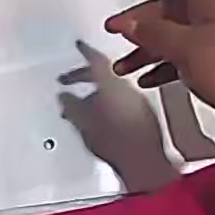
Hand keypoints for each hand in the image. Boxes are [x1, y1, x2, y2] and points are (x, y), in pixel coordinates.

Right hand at [56, 40, 177, 193]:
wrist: (149, 168)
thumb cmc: (123, 144)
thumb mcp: (86, 125)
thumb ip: (74, 107)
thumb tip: (65, 97)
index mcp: (115, 86)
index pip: (98, 60)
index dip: (85, 51)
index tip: (78, 45)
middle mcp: (130, 90)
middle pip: (112, 67)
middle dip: (92, 69)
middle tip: (75, 74)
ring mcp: (141, 102)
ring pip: (122, 82)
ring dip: (104, 84)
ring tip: (89, 92)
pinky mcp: (148, 115)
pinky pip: (129, 95)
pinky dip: (115, 96)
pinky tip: (107, 106)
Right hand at [105, 0, 214, 145]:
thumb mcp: (186, 46)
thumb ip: (154, 32)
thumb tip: (132, 23)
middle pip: (177, 9)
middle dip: (145, 20)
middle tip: (121, 28)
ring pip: (180, 37)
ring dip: (151, 48)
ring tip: (128, 63)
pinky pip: (189, 58)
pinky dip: (167, 65)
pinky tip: (153, 77)